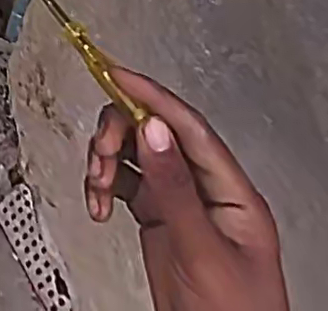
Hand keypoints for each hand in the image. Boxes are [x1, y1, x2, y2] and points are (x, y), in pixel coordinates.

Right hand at [84, 68, 287, 310]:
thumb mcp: (204, 252)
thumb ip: (175, 189)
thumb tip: (153, 130)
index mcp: (230, 190)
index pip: (187, 125)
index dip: (150, 95)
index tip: (115, 74)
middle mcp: (203, 187)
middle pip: (154, 132)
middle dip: (120, 133)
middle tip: (102, 151)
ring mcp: (180, 201)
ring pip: (135, 152)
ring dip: (107, 159)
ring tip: (97, 183)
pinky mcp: (158, 217)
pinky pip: (124, 181)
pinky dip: (104, 185)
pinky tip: (98, 202)